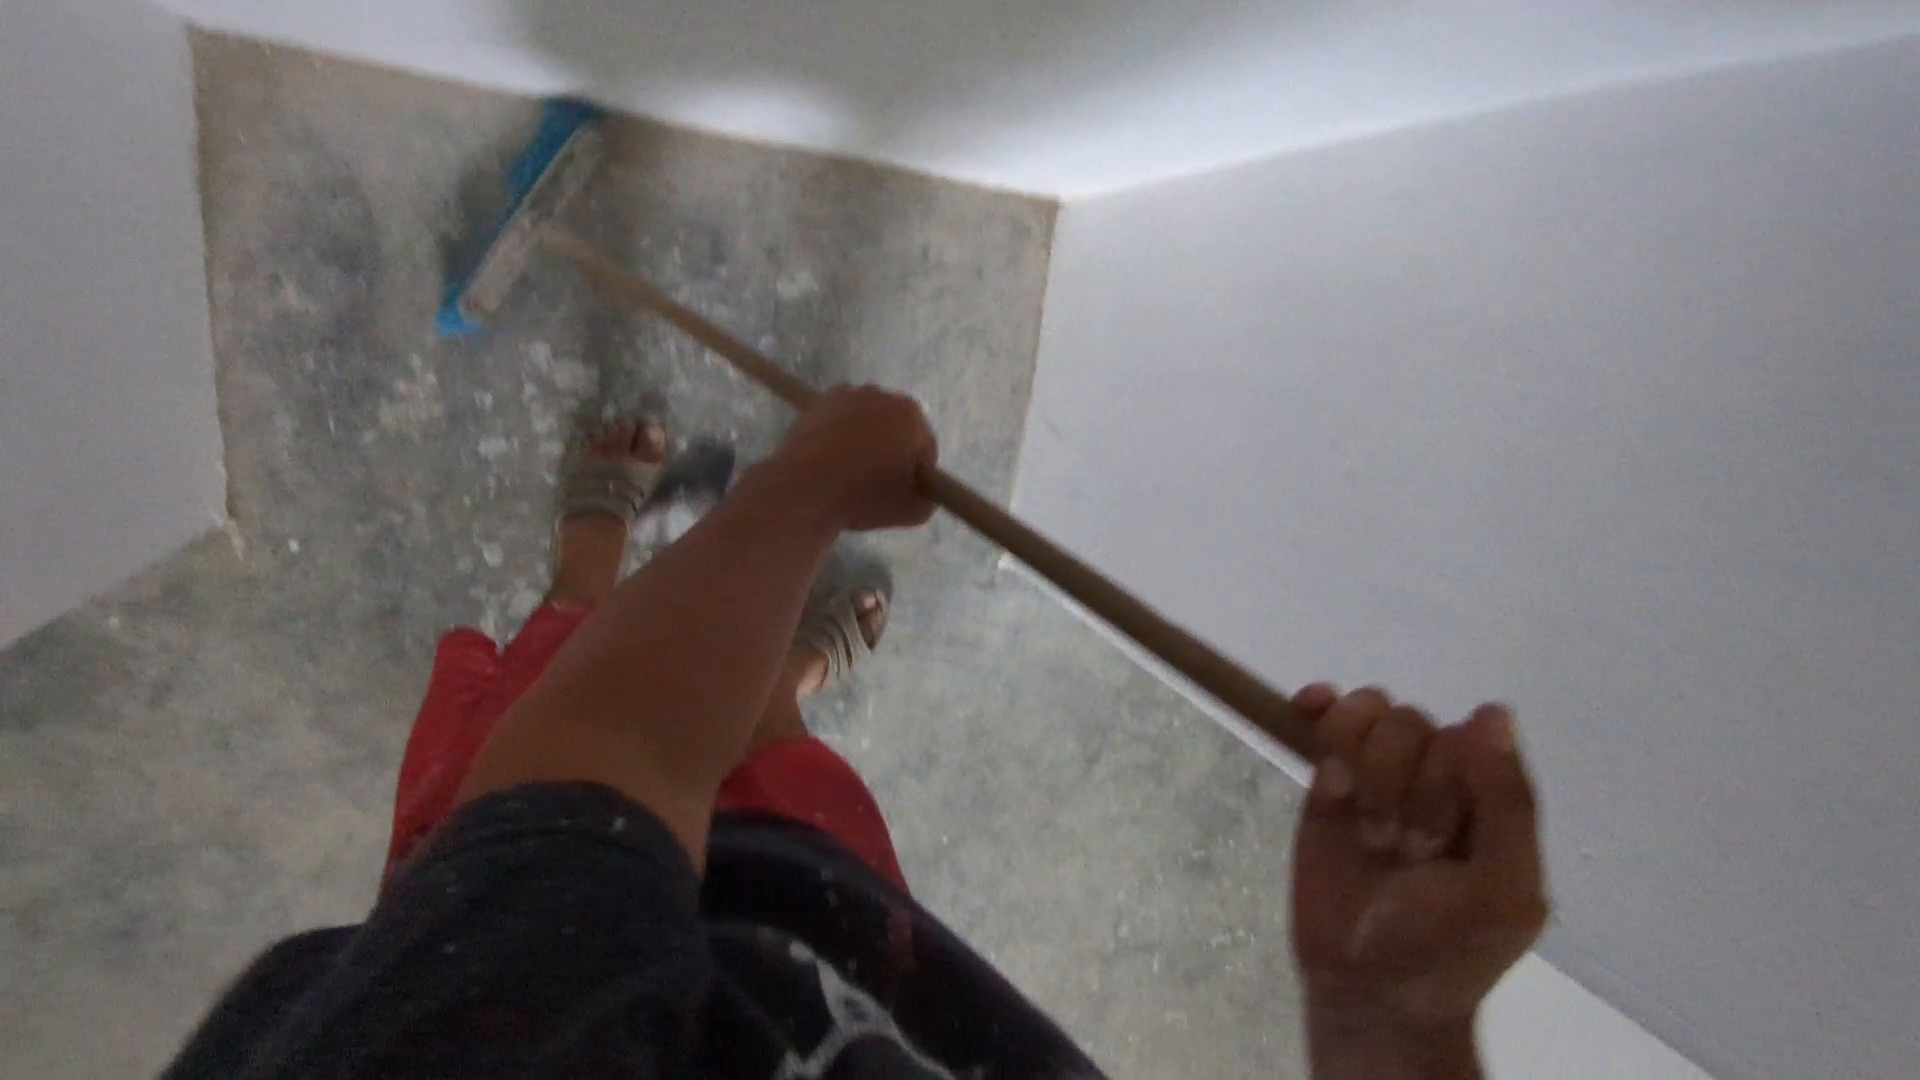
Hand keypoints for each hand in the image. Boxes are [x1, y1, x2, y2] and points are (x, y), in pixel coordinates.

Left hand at [770, 384, 937, 532]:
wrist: (804, 490)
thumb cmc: (864, 497)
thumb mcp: (913, 512)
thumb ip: (928, 497)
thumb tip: (921, 490)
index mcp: (912, 415)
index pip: (925, 448)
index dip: (918, 474)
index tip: (903, 493)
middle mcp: (882, 395)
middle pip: (898, 429)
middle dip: (893, 451)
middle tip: (879, 483)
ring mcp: (848, 394)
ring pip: (869, 422)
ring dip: (867, 441)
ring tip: (852, 472)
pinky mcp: (819, 402)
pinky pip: (842, 419)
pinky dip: (841, 434)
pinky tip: (834, 459)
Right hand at [1290, 685, 1548, 1074]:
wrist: (1368, 988)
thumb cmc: (1448, 946)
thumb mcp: (1503, 888)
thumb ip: (1506, 801)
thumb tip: (1492, 712)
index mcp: (1484, 797)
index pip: (1461, 737)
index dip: (1443, 780)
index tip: (1437, 841)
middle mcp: (1431, 777)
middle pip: (1407, 723)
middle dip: (1397, 786)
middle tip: (1401, 848)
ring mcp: (1373, 777)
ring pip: (1364, 715)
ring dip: (1359, 766)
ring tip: (1363, 825)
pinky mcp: (1324, 784)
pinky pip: (1322, 726)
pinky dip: (1318, 709)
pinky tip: (1305, 706)